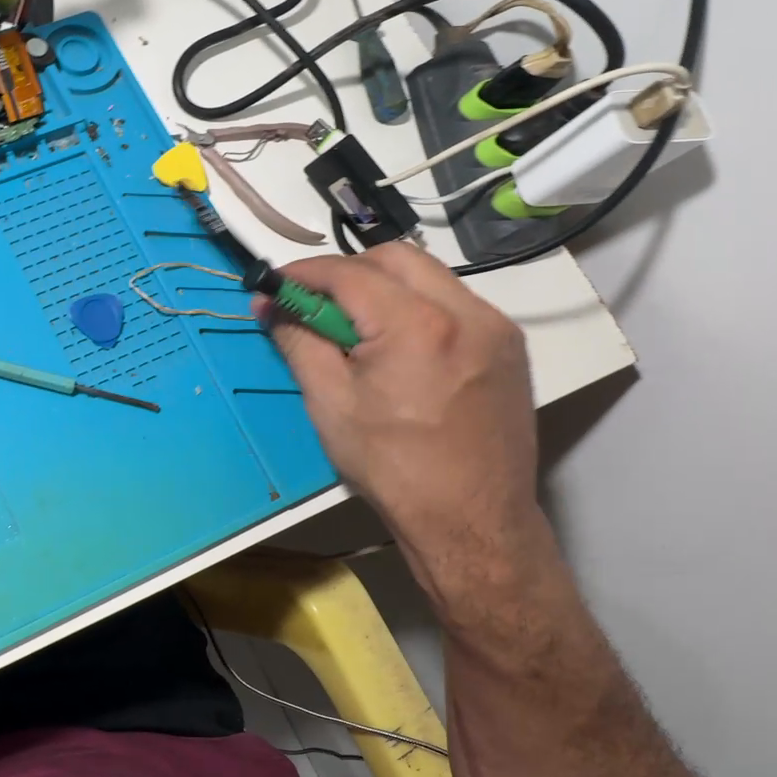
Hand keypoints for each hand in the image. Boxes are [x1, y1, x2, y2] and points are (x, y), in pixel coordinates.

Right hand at [257, 245, 547, 589]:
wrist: (471, 518)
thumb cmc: (391, 466)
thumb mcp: (330, 403)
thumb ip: (298, 341)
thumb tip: (268, 306)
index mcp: (417, 326)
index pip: (350, 273)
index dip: (304, 273)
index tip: (272, 285)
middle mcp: (467, 311)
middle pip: (395, 257)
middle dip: (345, 272)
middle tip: (311, 304)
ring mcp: (496, 326)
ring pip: (427, 275)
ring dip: (381, 287)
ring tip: (351, 329)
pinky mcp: (508, 345)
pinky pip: (452, 302)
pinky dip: (413, 307)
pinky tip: (394, 347)